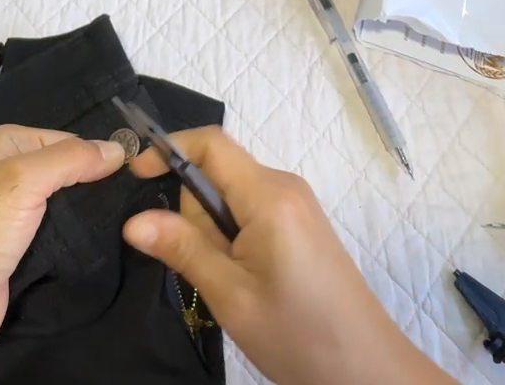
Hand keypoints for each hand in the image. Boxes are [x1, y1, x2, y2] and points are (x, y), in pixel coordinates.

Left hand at [0, 125, 126, 384]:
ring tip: (129, 220)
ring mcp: (13, 211)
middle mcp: (8, 170)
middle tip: (137, 198)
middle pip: (66, 169)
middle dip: (95, 184)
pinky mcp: (20, 247)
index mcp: (6, 143)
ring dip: (88, 213)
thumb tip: (119, 147)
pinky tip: (103, 241)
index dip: (97, 154)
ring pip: (64, 203)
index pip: (66, 139)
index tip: (135, 172)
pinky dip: (76, 237)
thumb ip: (72, 159)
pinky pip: (57, 232)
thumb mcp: (24, 179)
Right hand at [122, 128, 453, 384]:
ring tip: (229, 282)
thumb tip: (133, 221)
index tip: (135, 176)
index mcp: (269, 194)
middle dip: (194, 211)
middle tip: (205, 267)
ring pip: (230, 194)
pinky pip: (249, 209)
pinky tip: (243, 278)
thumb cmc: (300, 336)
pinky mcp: (300, 223)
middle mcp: (284, 185)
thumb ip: (183, 249)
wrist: (371, 374)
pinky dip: (231, 235)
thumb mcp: (231, 297)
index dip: (168, 148)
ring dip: (213, 229)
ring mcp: (295, 204)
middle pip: (217, 171)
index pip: (210, 143)